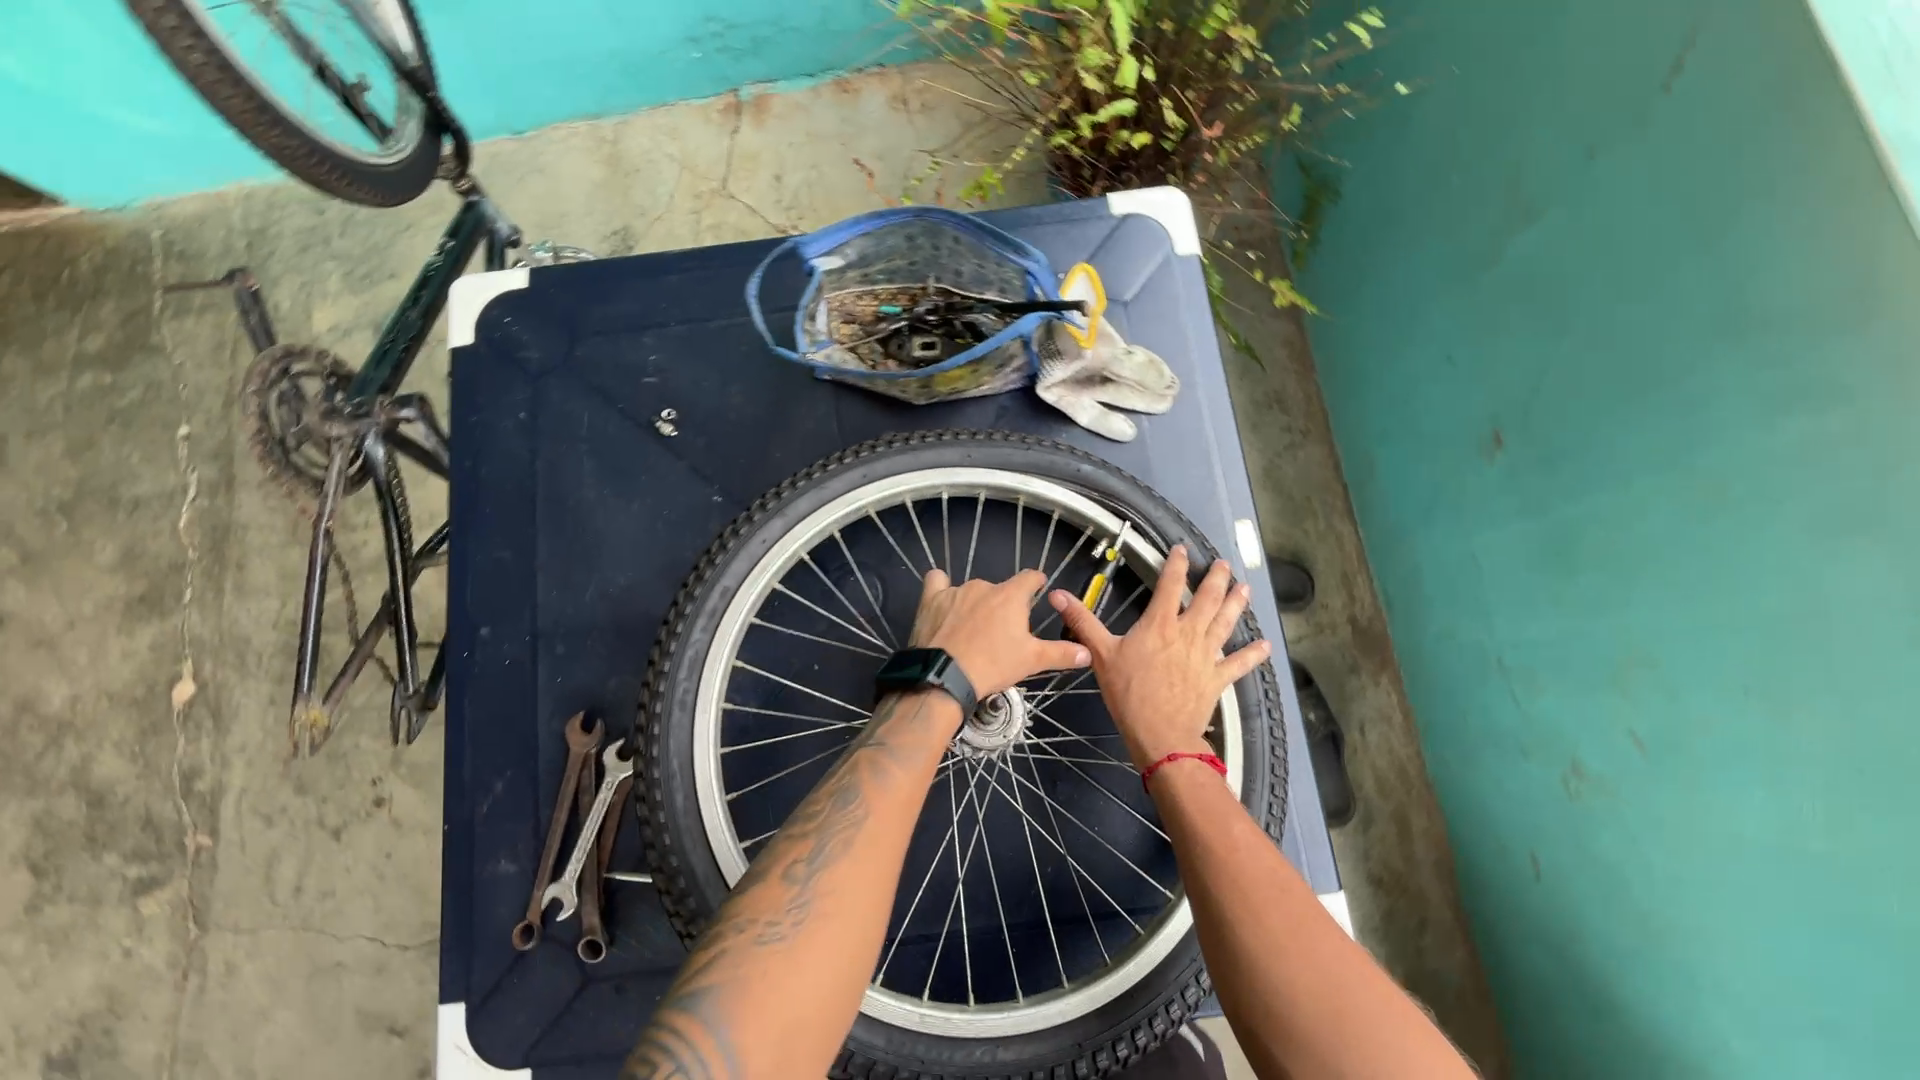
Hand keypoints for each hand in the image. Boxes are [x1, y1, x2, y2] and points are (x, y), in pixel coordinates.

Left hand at [910, 569, 1090, 699]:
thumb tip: (1087, 653)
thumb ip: (1061, 654)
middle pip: (999, 589)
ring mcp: (955, 590)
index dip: (1036, 583)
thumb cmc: (992, 665)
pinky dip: (940, 589)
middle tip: (1000, 632)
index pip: (1030, 577)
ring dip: (974, 605)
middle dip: (1002, 606)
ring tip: (970, 631)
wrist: (945, 676)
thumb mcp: (1032, 661)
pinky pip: (936, 583)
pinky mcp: (931, 599)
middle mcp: (984, 586)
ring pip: (970, 591)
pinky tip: (941, 603)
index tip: (1037, 589)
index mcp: (1011, 596)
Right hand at [1049, 545, 1272, 769]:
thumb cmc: (1129, 693)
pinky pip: (1239, 663)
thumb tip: (1058, 594)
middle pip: (1207, 599)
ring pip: (1226, 623)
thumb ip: (1082, 621)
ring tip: (1245, 589)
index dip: (1177, 565)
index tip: (1182, 550)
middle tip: (1224, 564)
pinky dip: (1253, 654)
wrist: (1161, 733)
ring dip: (1237, 604)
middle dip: (1216, 579)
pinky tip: (1265, 645)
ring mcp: (1206, 655)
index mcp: (1160, 624)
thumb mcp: (1100, 654)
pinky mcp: (1218, 677)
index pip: (1170, 585)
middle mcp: (1188, 633)